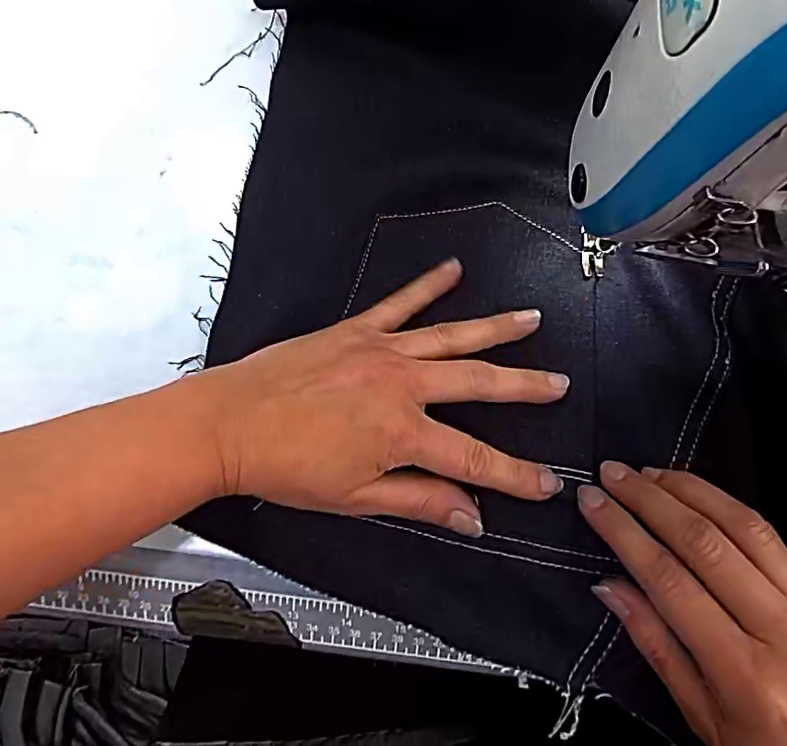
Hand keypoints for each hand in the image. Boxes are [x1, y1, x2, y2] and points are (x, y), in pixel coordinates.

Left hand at [186, 258, 567, 536]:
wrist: (227, 423)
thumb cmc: (285, 466)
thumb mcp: (355, 497)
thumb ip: (420, 502)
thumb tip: (471, 517)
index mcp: (402, 432)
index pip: (473, 458)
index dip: (515, 474)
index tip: (547, 482)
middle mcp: (402, 385)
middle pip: (478, 383)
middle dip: (525, 386)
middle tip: (560, 383)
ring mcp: (384, 351)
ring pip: (453, 336)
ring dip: (496, 329)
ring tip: (531, 319)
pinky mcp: (360, 330)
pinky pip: (402, 303)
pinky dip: (429, 284)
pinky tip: (454, 268)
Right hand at [579, 463, 786, 745]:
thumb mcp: (709, 728)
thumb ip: (659, 650)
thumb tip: (610, 587)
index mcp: (748, 678)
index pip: (671, 583)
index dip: (625, 535)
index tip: (594, 504)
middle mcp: (782, 631)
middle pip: (703, 543)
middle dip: (649, 499)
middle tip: (612, 472)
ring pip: (740, 526)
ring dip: (689, 489)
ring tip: (648, 472)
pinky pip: (770, 537)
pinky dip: (727, 504)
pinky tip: (700, 492)